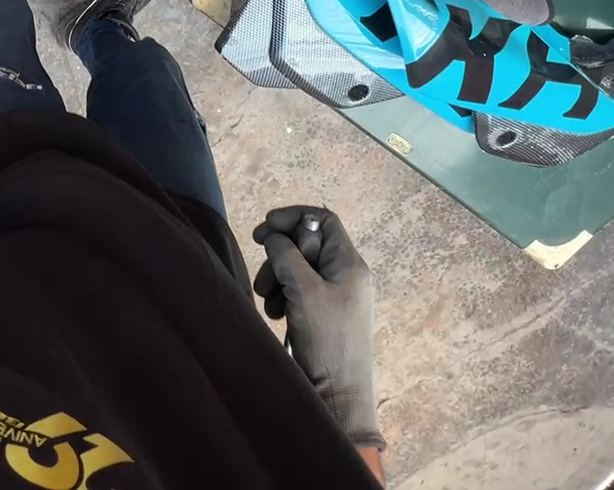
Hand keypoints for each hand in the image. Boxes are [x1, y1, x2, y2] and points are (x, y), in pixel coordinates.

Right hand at [253, 206, 383, 449]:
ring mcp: (334, 294)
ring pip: (296, 266)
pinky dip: (282, 296)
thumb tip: (274, 236)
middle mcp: (344, 274)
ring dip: (276, 278)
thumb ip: (287, 254)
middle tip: (264, 275)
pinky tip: (276, 314)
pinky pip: (297, 289)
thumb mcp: (304, 290)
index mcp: (349, 263)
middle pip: (305, 243)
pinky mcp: (323, 313)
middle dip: (279, 255)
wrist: (338, 397)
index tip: (265, 227)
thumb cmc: (326, 340)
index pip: (322, 219)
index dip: (293, 217)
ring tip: (269, 302)